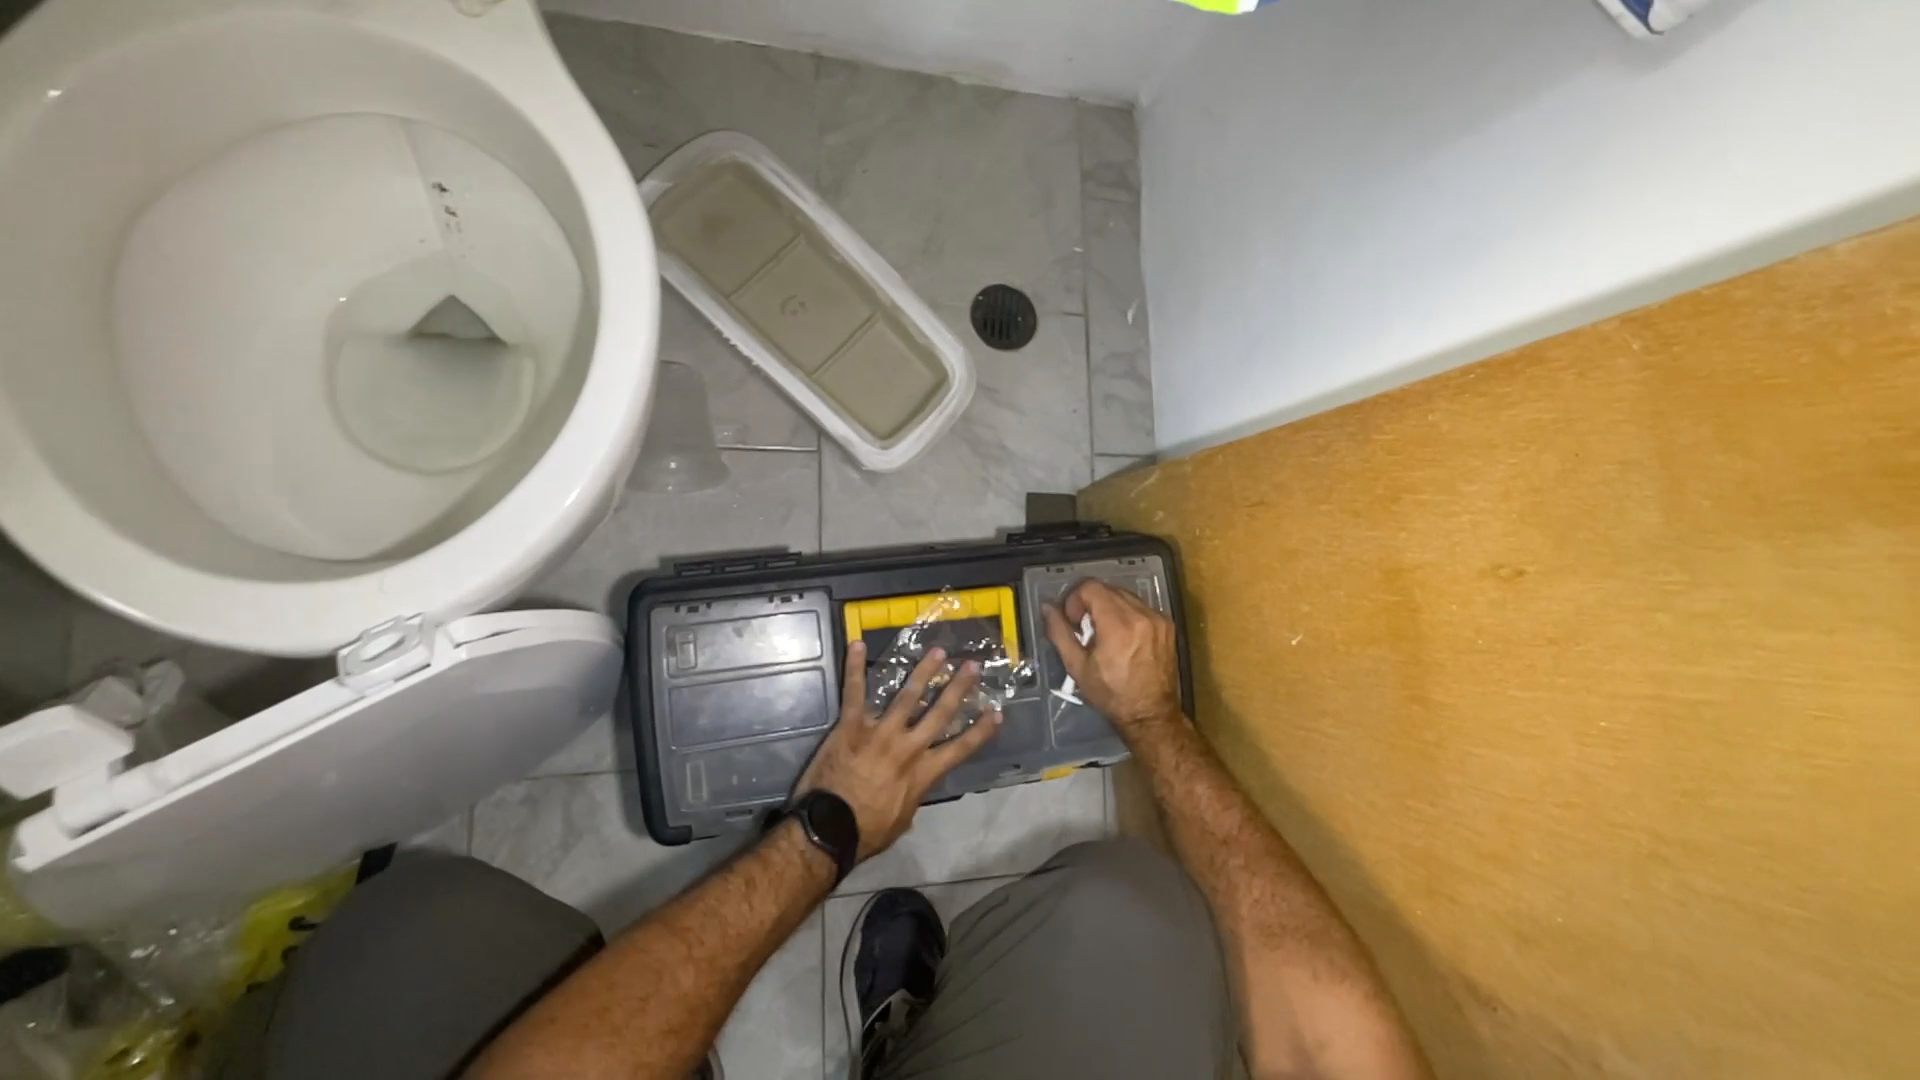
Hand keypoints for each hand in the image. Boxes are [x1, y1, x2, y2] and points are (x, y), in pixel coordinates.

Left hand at [793, 642, 1001, 861]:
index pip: (961, 749)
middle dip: (958, 688)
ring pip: (907, 696)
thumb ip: (913, 798)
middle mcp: (908, 748)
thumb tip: (915, 790)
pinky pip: (854, 693)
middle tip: (972, 666)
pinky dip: (854, 668)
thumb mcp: (902, 821)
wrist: (829, 830)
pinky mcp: (851, 727)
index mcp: (923, 774)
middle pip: (940, 713)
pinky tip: (856, 644)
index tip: (997, 712)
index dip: (981, 731)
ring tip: (937, 652)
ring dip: (923, 672)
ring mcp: (880, 734)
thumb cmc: (867, 831)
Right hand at [1044, 580, 1182, 736]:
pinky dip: (1127, 614)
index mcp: (1118, 624)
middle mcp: (1141, 615)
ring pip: (1124, 595)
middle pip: (1107, 588)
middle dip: (1090, 603)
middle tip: (1085, 628)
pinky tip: (1123, 636)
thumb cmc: (1110, 694)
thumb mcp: (1077, 666)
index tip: (1074, 621)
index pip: (1091, 587)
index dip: (1075, 599)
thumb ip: (1060, 632)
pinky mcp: (1167, 625)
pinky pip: (1140, 606)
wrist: (1150, 713)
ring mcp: (1157, 618)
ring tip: (1104, 633)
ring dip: (1109, 607)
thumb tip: (1047, 607)